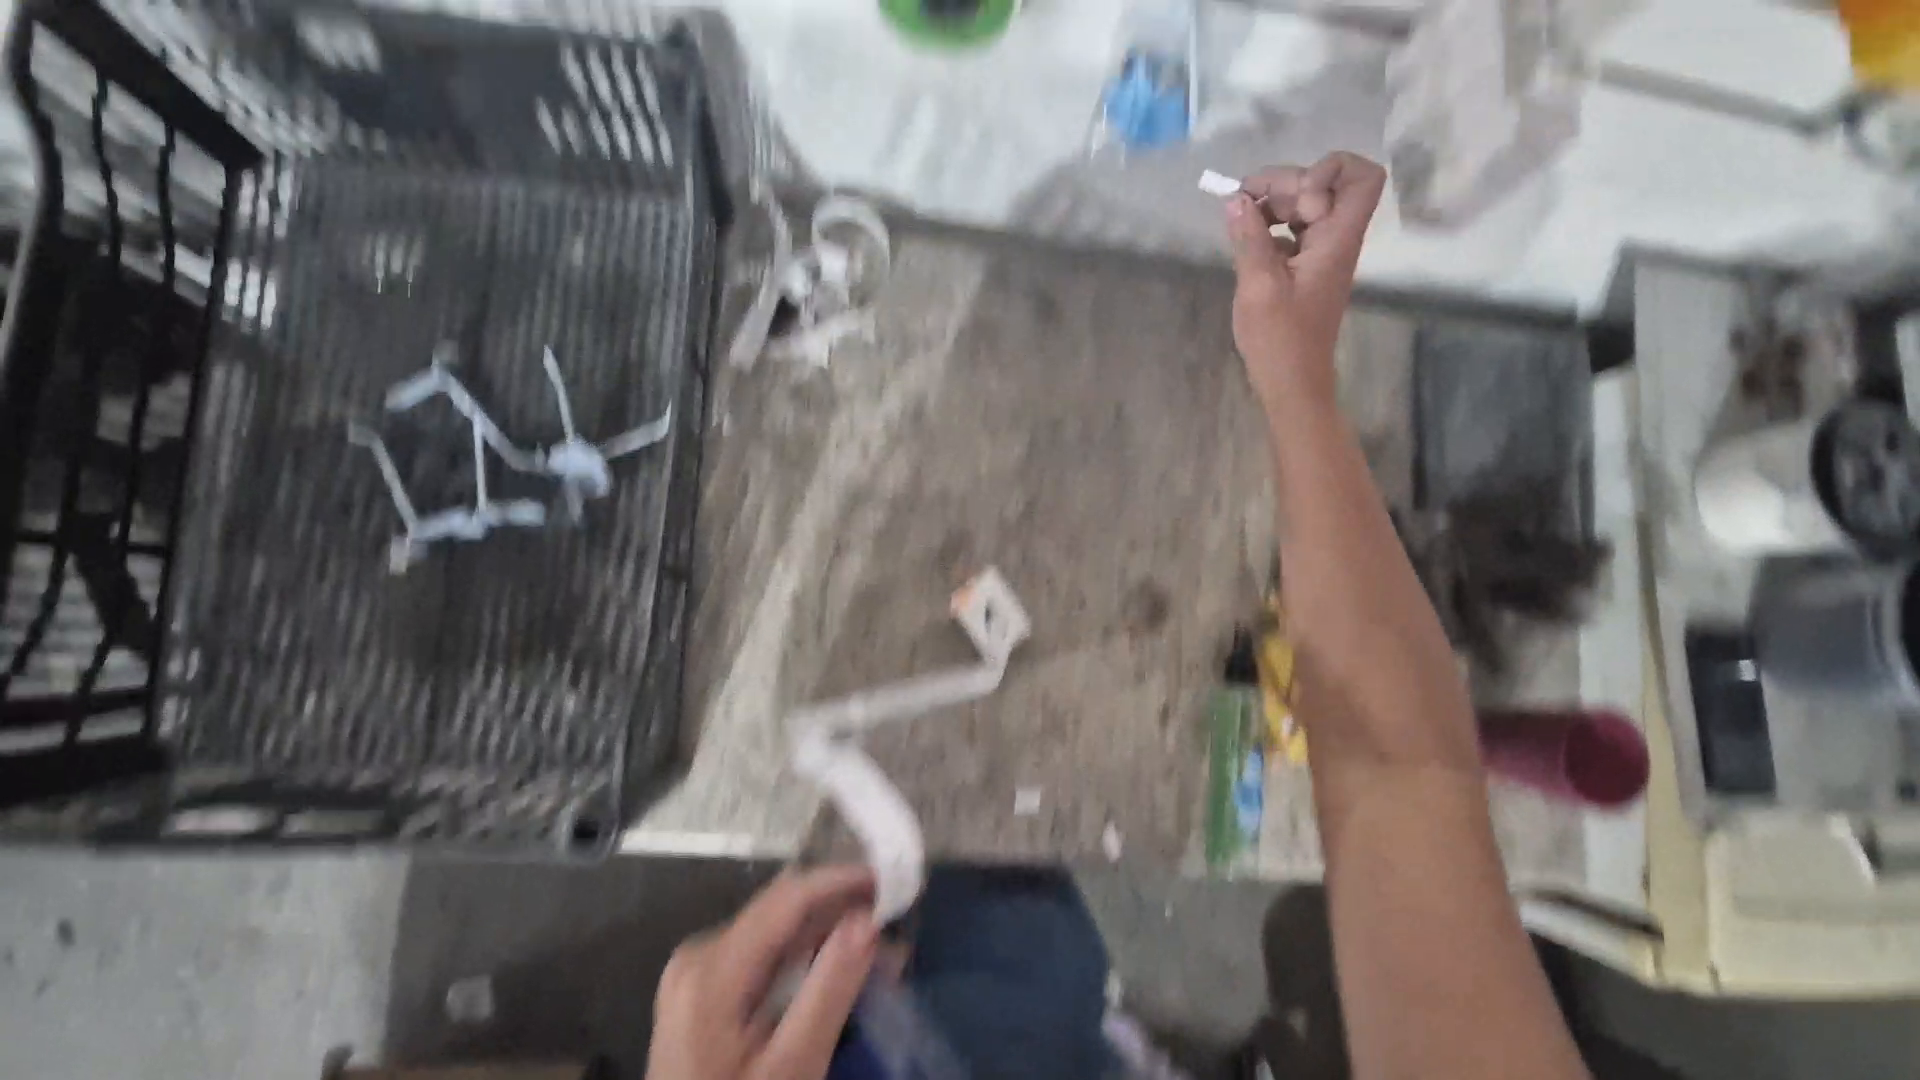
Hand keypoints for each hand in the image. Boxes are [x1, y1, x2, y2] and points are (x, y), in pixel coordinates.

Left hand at [648, 866, 878, 1079]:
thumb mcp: (792, 1069)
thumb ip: (830, 990)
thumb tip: (867, 921)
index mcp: (711, 970)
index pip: (787, 899)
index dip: (841, 882)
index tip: (892, 881)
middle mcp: (699, 956)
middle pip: (782, 913)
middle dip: (842, 916)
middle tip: (896, 933)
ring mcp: (697, 973)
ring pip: (777, 934)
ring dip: (829, 940)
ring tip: (881, 961)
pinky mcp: (704, 992)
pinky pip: (764, 959)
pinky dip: (806, 963)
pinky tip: (840, 978)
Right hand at [1224, 152, 1386, 412]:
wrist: (1292, 381)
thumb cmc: (1280, 339)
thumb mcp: (1258, 286)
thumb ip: (1249, 238)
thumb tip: (1235, 200)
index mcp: (1338, 240)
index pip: (1362, 177)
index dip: (1328, 170)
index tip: (1292, 198)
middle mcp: (1336, 239)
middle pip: (1325, 185)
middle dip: (1285, 182)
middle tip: (1244, 201)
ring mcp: (1321, 254)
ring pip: (1307, 205)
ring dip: (1274, 202)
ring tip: (1239, 215)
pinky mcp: (1305, 268)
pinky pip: (1293, 230)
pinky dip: (1270, 225)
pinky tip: (1246, 237)